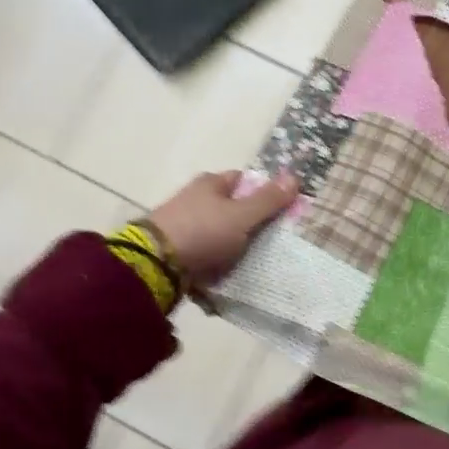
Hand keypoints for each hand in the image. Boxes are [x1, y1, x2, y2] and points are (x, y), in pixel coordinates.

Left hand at [146, 171, 298, 285]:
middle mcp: (193, 198)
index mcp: (209, 183)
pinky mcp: (173, 248)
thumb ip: (268, 200)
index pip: (242, 180)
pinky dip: (214, 260)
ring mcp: (181, 224)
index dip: (261, 192)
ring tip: (249, 260)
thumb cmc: (203, 232)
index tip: (277, 211)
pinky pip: (203, 252)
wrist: (154, 264)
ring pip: (216, 231)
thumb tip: (295, 177)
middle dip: (247, 221)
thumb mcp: (242, 216)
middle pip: (229, 207)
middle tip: (268, 239)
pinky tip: (225, 272)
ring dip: (230, 244)